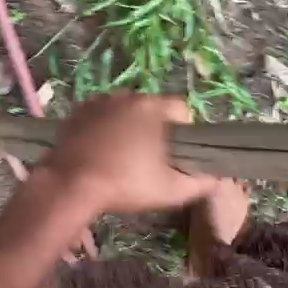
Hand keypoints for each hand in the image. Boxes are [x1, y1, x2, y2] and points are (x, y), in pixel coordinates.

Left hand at [38, 94, 218, 214]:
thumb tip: (215, 177)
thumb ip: (200, 183)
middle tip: (150, 157)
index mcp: (151, 108)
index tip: (177, 152)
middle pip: (151, 107)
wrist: (71, 184)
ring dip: (129, 125)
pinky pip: (101, 114)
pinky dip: (104, 126)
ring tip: (123, 154)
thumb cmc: (125, 184)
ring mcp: (98, 101)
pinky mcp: (77, 111)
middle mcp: (125, 96)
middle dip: (155, 127)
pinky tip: (101, 149)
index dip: (185, 130)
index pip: (181, 108)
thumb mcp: (171, 191)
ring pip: (125, 109)